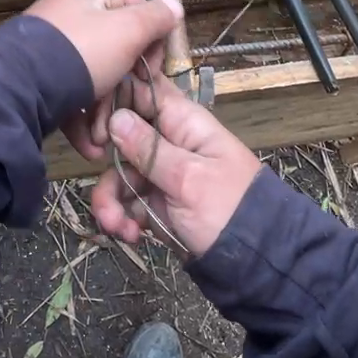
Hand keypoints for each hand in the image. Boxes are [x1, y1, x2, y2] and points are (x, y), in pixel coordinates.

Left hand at [24, 0, 182, 162]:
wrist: (21, 88)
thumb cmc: (82, 53)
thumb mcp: (128, 32)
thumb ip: (155, 19)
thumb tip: (174, 5)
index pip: (136, 11)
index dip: (152, 42)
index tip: (155, 72)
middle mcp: (70, 15)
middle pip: (115, 51)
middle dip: (125, 90)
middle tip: (132, 113)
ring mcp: (52, 47)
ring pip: (93, 78)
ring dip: (104, 113)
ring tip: (105, 141)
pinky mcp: (39, 77)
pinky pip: (70, 94)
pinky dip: (82, 119)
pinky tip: (90, 146)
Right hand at [89, 80, 261, 258]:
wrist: (259, 264)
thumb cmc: (229, 210)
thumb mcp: (189, 178)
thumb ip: (149, 149)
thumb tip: (116, 117)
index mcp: (182, 122)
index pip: (140, 92)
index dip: (113, 105)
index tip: (98, 133)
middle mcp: (169, 141)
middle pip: (122, 136)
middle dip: (107, 165)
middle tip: (102, 186)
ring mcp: (162, 172)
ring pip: (121, 173)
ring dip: (111, 200)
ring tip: (114, 226)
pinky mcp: (157, 202)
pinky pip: (128, 201)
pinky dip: (122, 217)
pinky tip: (128, 234)